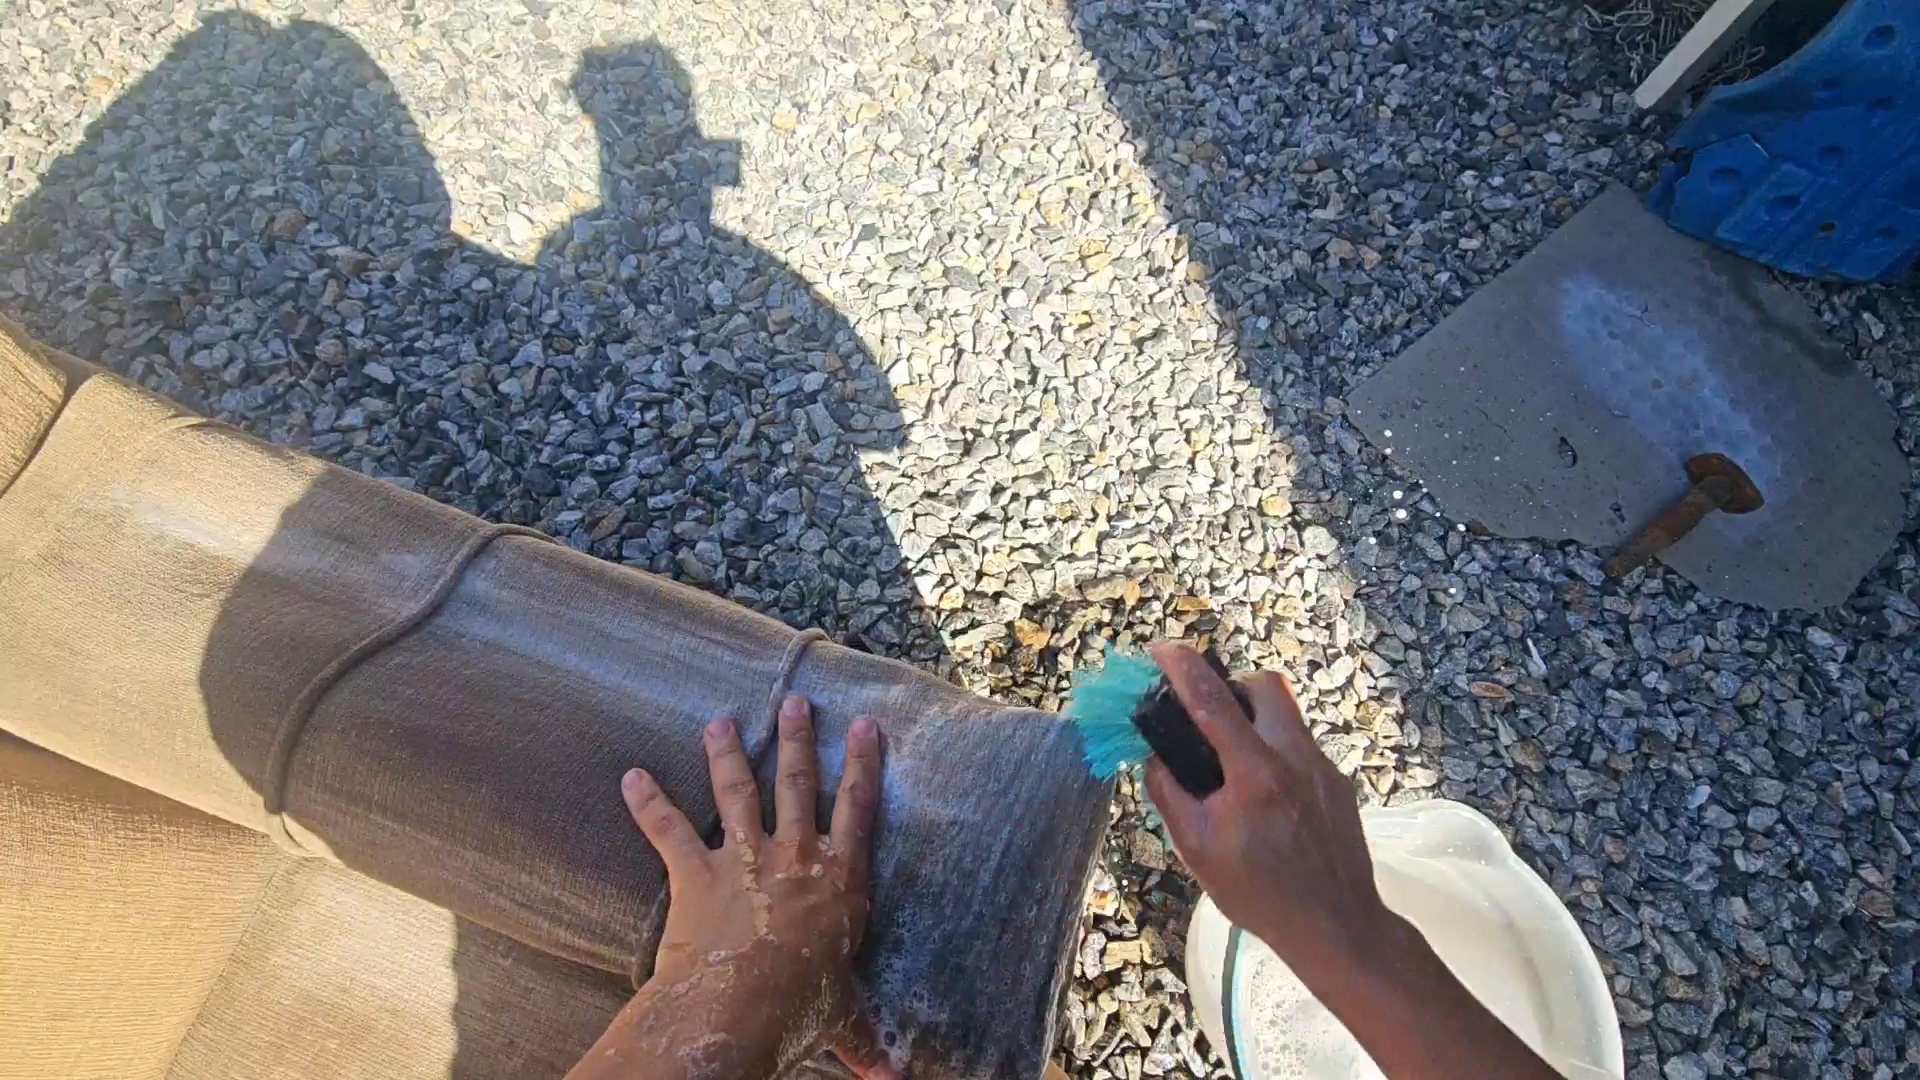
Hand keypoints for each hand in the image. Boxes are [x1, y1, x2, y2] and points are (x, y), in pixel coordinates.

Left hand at [567, 694, 898, 1079]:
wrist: (735, 1016)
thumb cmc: (800, 1010)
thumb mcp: (842, 1020)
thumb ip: (866, 1041)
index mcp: (838, 877)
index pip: (858, 807)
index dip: (863, 763)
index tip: (866, 724)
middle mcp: (795, 853)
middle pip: (800, 783)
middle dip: (800, 739)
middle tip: (798, 701)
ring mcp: (745, 858)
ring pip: (740, 790)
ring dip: (728, 753)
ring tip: (720, 720)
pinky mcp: (697, 873)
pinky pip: (669, 830)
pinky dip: (648, 804)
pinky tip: (631, 776)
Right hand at [1141, 641, 1397, 981]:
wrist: (1338, 929)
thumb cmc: (1259, 892)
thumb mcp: (1195, 848)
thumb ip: (1169, 793)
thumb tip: (1154, 757)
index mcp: (1254, 773)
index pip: (1212, 700)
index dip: (1182, 666)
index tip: (1161, 647)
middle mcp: (1294, 758)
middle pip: (1266, 686)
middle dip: (1232, 684)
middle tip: (1210, 711)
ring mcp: (1323, 768)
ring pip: (1287, 714)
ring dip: (1254, 718)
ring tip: (1234, 758)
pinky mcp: (1339, 783)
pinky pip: (1300, 746)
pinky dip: (1275, 750)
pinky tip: (1266, 794)